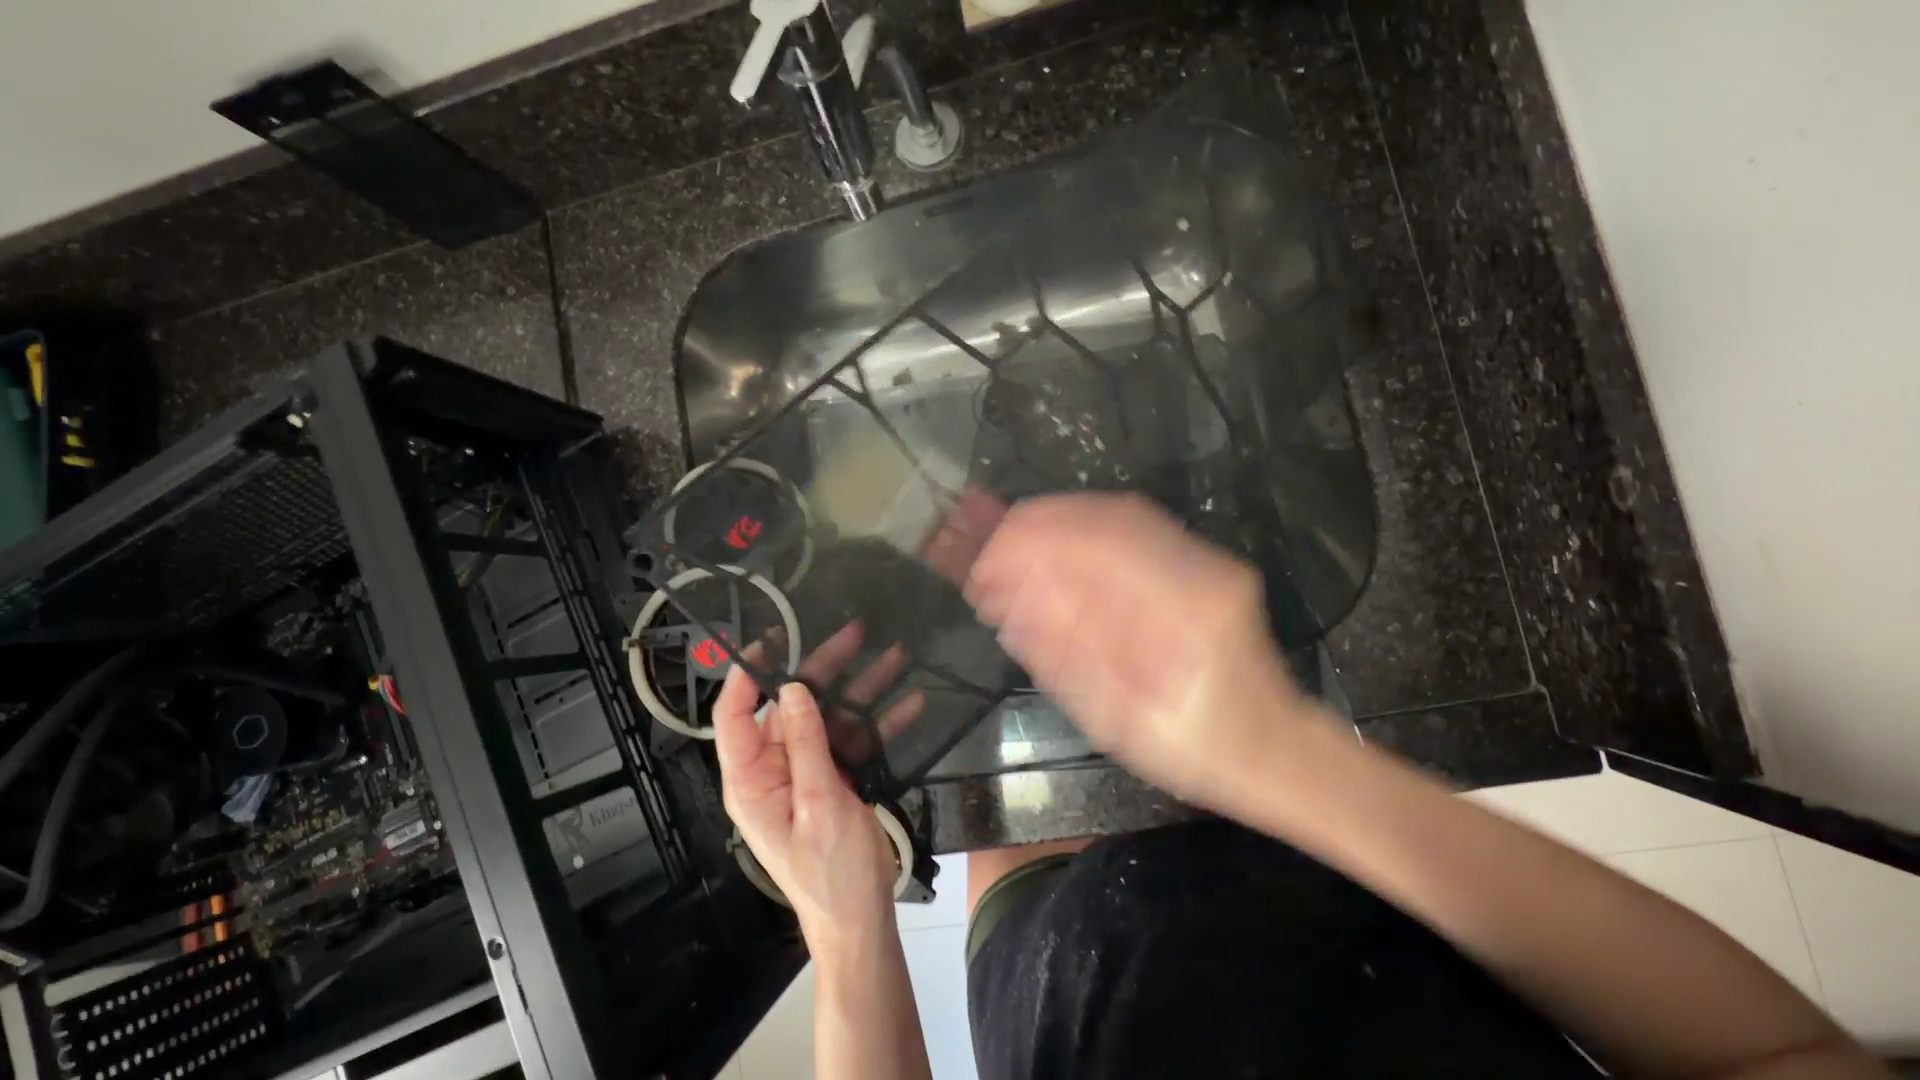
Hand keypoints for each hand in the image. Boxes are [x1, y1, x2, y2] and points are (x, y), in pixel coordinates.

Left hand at [712, 624, 919, 949]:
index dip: (747, 674)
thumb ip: (806, 745)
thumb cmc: (831, 873)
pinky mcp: (837, 782)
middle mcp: (775, 771)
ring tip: (896, 655)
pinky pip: (855, 743)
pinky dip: (882, 723)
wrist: (862, 921)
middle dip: (824, 670)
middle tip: (855, 632)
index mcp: (752, 780)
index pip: (736, 716)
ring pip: (831, 718)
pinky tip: (912, 702)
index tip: (771, 637)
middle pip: (793, 707)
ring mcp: (809, 775)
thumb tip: (792, 690)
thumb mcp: (819, 805)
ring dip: (863, 690)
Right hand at [963, 493, 1322, 807]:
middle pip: (1110, 518)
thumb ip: (1069, 658)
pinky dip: (1083, 533)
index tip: (983, 564)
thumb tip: (1013, 603)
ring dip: (1057, 525)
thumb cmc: (1198, 752)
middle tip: (987, 552)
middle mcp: (1204, 572)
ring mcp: (1209, 561)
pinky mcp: (1203, 562)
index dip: (1032, 546)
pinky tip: (1051, 551)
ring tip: (1008, 548)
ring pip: (1122, 515)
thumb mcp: (1122, 723)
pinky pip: (1136, 529)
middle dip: (1038, 527)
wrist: (1273, 746)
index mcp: (1188, 616)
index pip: (1099, 551)